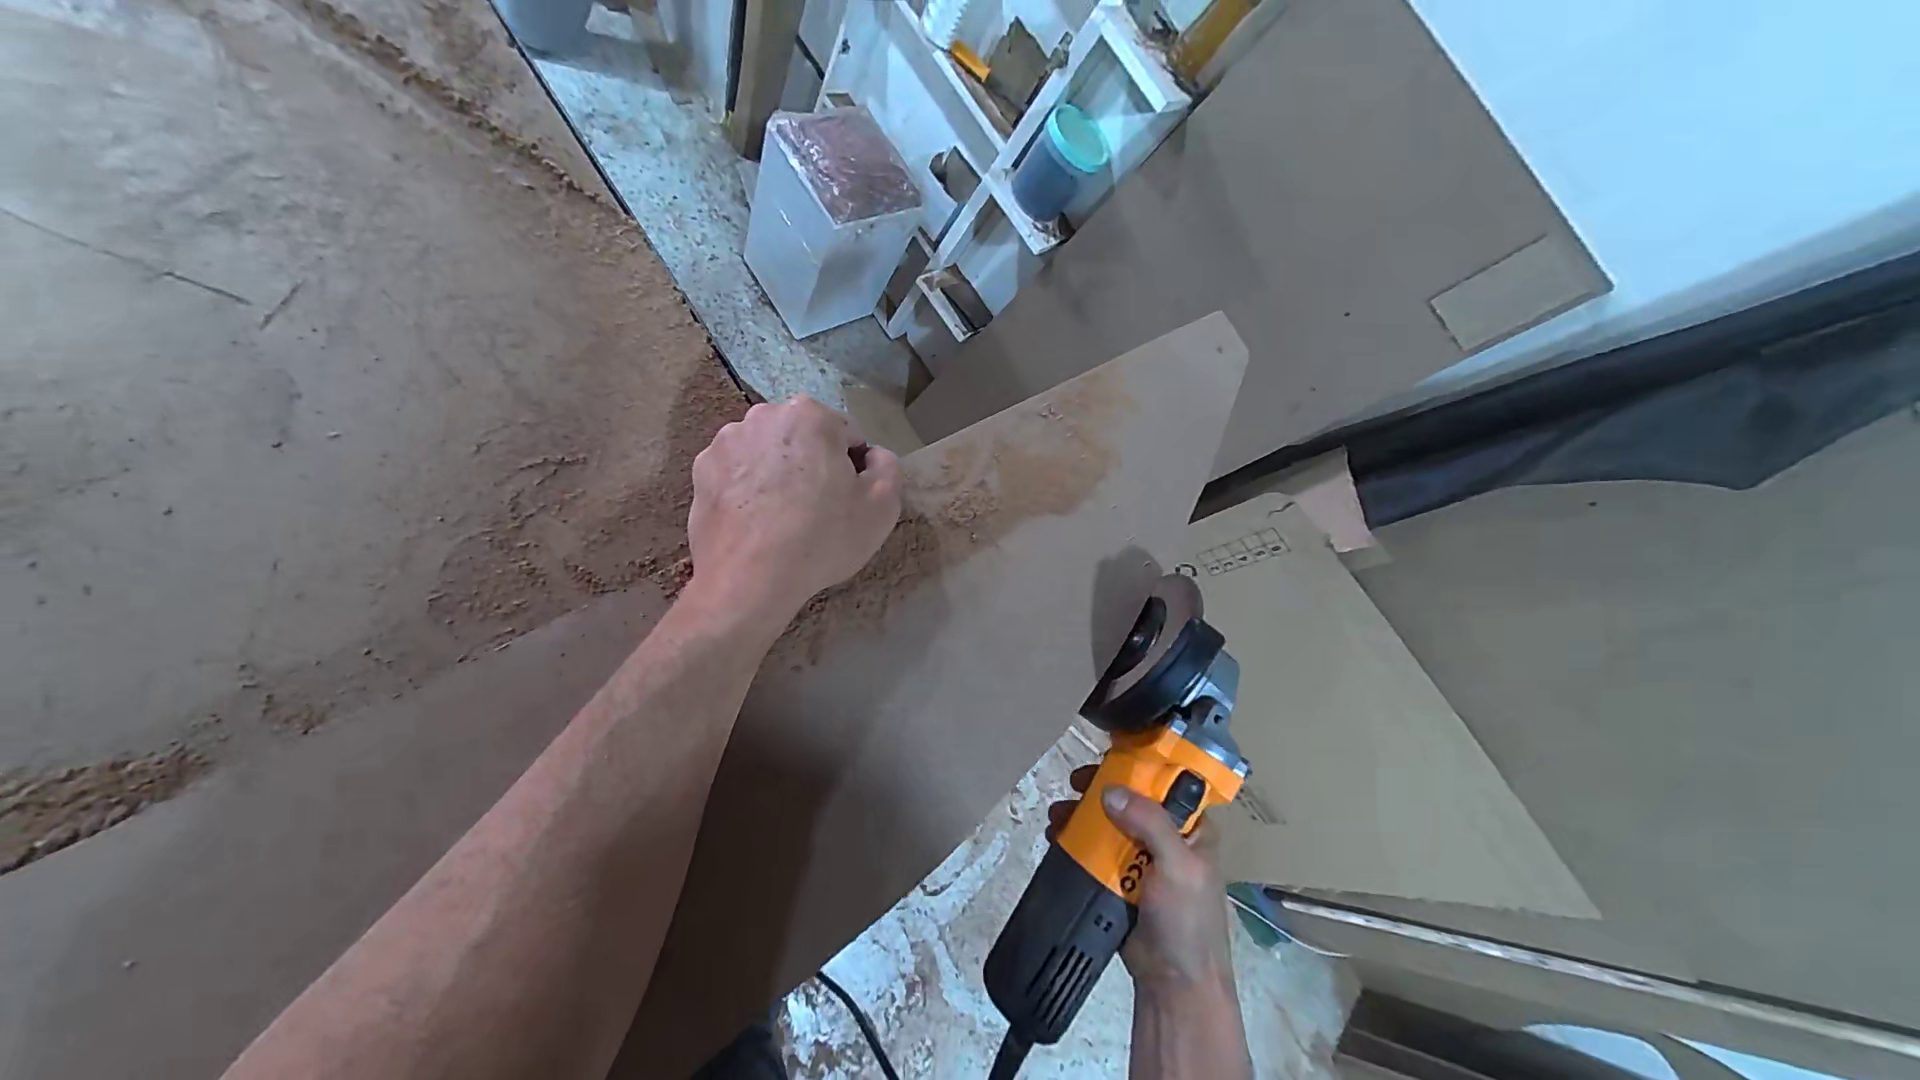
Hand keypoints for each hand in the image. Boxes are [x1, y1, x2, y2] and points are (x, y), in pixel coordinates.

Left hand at [686, 397, 901, 623]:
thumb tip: (871, 457)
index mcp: (808, 415)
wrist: (748, 580)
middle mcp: (762, 417)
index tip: (849, 500)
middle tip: (819, 511)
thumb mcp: (883, 504)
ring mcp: (724, 443)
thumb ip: (887, 466)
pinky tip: (757, 524)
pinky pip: (738, 476)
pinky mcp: (700, 473)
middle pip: (803, 439)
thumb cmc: (822, 537)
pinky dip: (749, 491)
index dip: (853, 469)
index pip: (845, 435)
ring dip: (779, 476)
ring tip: (784, 520)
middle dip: (814, 465)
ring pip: (768, 456)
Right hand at [1048, 765, 1251, 1079]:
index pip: (1168, 782)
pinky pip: (1095, 849)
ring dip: (1082, 813)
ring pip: (1109, 822)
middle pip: (1131, 798)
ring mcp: (1141, 858)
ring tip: (1058, 814)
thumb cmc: (1187, 923)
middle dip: (1101, 788)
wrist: (1173, 985)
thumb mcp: (1178, 867)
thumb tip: (1111, 790)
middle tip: (1076, 783)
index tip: (1108, 758)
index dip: (1139, 765)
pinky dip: (1076, 839)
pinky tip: (1057, 835)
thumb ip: (1150, 824)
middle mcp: (1167, 836)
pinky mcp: (1120, 878)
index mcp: (1192, 828)